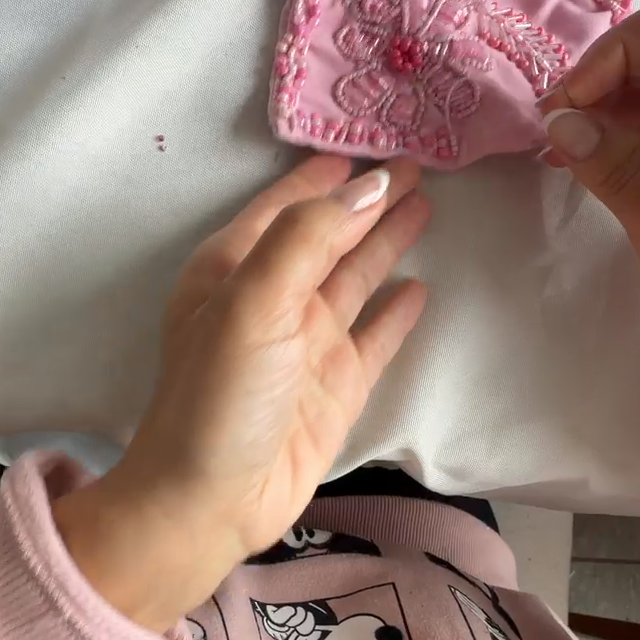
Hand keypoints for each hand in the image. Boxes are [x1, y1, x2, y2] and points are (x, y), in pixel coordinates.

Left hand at [55, 157, 430, 630]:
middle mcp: (271, 300)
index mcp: (233, 269)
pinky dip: (396, 312)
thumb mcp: (251, 301)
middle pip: (328, 236)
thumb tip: (370, 185)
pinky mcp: (335, 386)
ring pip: (355, 278)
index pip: (284, 205)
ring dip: (387, 242)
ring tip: (427, 204)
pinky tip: (420, 286)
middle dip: (366, 201)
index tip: (367, 140)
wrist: (212, 499)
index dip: (322, 175)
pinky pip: (375, 336)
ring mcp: (306, 344)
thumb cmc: (220, 394)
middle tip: (418, 163)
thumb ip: (306, 238)